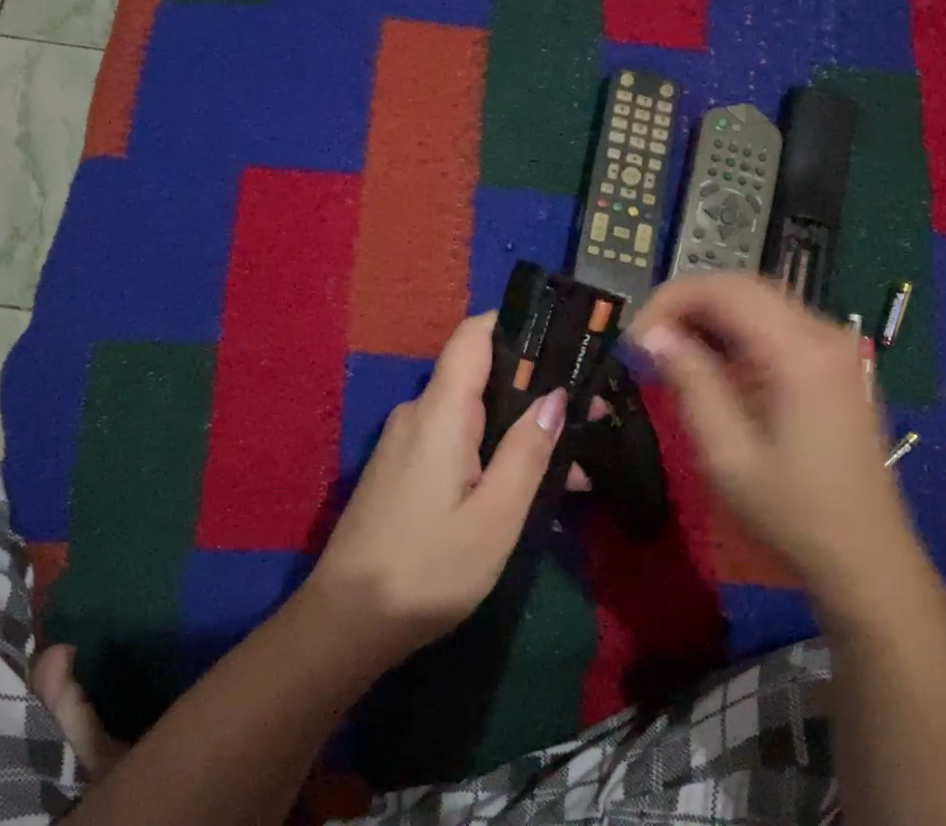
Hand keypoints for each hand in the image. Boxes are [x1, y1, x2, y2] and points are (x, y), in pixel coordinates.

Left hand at [304, 313, 566, 662]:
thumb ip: (527, 451)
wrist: (348, 621)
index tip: (569, 338)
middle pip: (482, 376)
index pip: (474, 335)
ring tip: (582, 466)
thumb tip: (556, 394)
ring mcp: (407, 443)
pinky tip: (535, 487)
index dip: (519, 324)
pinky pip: (457, 442)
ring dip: (524, 431)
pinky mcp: (404, 470)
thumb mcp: (495, 516)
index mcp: (440, 412)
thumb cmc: (429, 569)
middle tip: (597, 415)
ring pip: (475, 416)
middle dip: (539, 389)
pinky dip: (497, 453)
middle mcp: (419, 414)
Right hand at [628, 273, 912, 592]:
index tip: (634, 341)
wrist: (866, 556)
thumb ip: (690, 383)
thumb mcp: (726, 454)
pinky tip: (714, 370)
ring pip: (759, 302)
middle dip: (685, 306)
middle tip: (646, 348)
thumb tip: (654, 336)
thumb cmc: (792, 512)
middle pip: (742, 287)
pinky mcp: (836, 364)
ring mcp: (837, 346)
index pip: (722, 289)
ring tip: (671, 359)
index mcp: (798, 351)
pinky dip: (736, 334)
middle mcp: (824, 332)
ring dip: (709, 319)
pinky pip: (777, 326)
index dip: (668, 302)